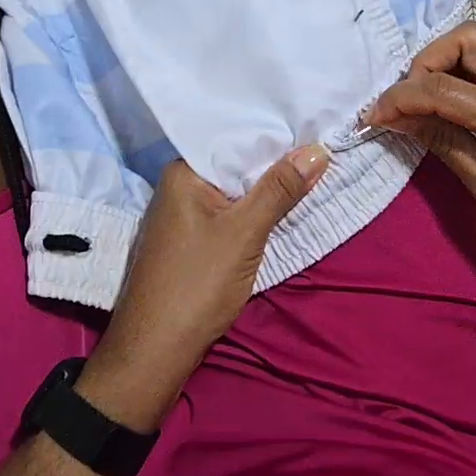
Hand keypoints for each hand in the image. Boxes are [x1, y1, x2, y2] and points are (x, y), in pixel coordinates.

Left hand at [81, 148, 328, 430]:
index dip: (272, 133)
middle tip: (320, 146)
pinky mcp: (189, 241)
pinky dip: (252, 211)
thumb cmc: (197, 285)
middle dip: (273, 162)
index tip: (311, 123)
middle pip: (234, 165)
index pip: (232, 138)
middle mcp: (178, 186)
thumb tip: (318, 149)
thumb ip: (280, 190)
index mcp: (183, 172)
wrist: (155, 352)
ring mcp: (182, 215)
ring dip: (265, 189)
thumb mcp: (245, 232)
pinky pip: (227, 213)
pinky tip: (280, 207)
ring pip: (233, 191)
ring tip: (311, 168)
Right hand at [364, 22, 475, 269]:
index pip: (443, 87)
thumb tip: (395, 116)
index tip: (373, 117)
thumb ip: (442, 142)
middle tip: (410, 103)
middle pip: (467, 39)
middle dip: (427, 62)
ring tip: (424, 107)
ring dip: (443, 67)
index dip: (400, 98)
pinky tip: (448, 112)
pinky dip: (461, 78)